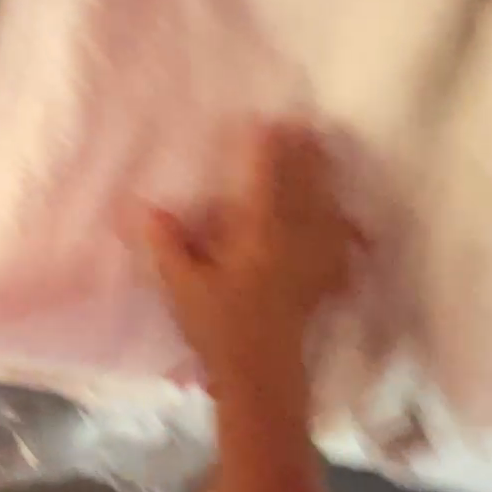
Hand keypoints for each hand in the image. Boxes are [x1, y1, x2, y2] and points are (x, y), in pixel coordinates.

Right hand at [145, 122, 358, 408]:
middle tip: (300, 122)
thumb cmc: (217, 326)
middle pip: (306, 183)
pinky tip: (346, 216)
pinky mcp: (329, 276)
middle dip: (303, 151)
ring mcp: (319, 255)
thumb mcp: (179, 287)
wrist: (261, 370)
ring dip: (328, 174)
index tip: (258, 121)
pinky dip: (346, 221)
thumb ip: (167, 245)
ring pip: (329, 202)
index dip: (262, 148)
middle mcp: (297, 236)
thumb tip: (145, 209)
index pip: (264, 178)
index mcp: (259, 233)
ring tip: (326, 149)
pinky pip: (345, 237)